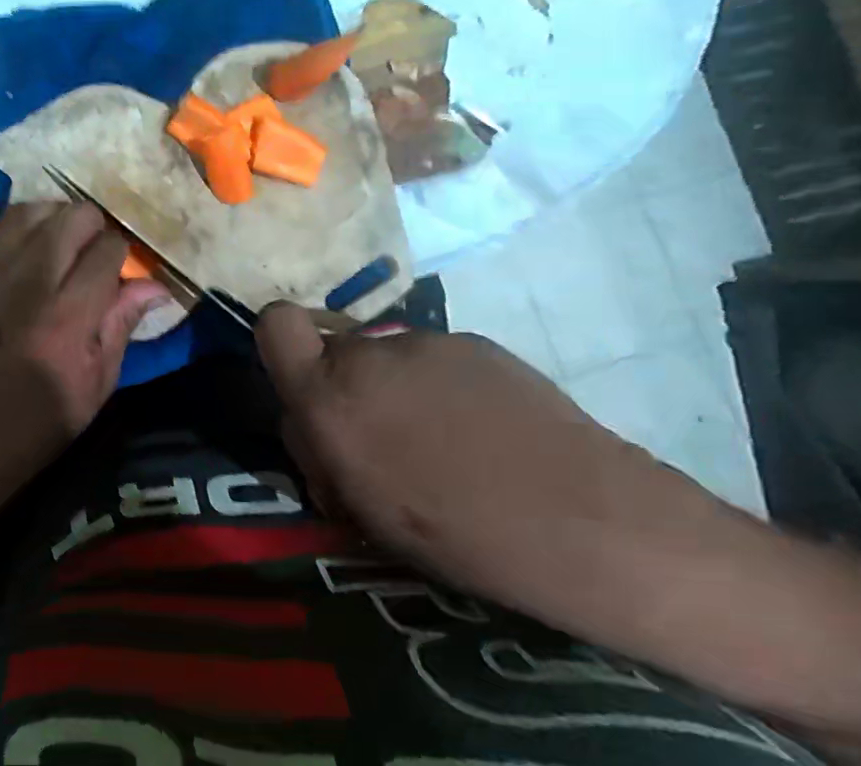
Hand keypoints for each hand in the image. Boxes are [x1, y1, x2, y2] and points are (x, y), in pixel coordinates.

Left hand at [0, 202, 168, 494]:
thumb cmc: (43, 421)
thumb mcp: (98, 383)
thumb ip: (123, 323)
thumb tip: (156, 284)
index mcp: (67, 318)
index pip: (108, 250)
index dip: (125, 254)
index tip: (125, 272)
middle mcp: (29, 285)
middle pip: (73, 218)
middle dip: (97, 228)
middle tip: (99, 256)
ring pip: (36, 210)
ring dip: (61, 218)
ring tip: (70, 244)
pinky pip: (3, 226)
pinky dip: (29, 225)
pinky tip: (39, 247)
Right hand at [254, 303, 715, 595]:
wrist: (584, 520)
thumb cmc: (458, 534)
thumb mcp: (364, 510)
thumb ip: (325, 449)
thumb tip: (318, 425)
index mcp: (331, 399)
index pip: (276, 326)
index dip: (282, 347)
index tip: (307, 388)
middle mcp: (370, 356)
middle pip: (336, 353)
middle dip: (348, 389)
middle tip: (388, 441)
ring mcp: (427, 342)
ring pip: (388, 358)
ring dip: (399, 389)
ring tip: (447, 443)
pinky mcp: (477, 342)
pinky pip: (436, 359)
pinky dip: (445, 387)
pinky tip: (484, 432)